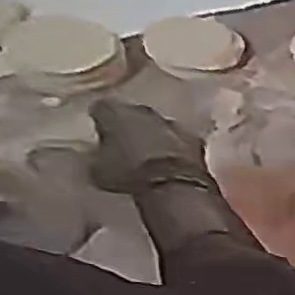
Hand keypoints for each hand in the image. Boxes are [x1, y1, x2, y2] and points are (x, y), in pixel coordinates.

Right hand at [90, 99, 206, 193]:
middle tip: (129, 146)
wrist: (176, 186)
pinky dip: (178, 149)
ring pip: (161, 127)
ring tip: (154, 156)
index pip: (102, 108)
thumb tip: (99, 158)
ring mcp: (175, 125)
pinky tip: (175, 163)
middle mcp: (145, 111)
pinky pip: (182, 142)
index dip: (102, 122)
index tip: (102, 133)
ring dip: (159, 137)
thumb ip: (97, 156)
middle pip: (136, 115)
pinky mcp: (198, 142)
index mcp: (114, 111)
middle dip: (133, 127)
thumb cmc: (129, 174)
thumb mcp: (99, 169)